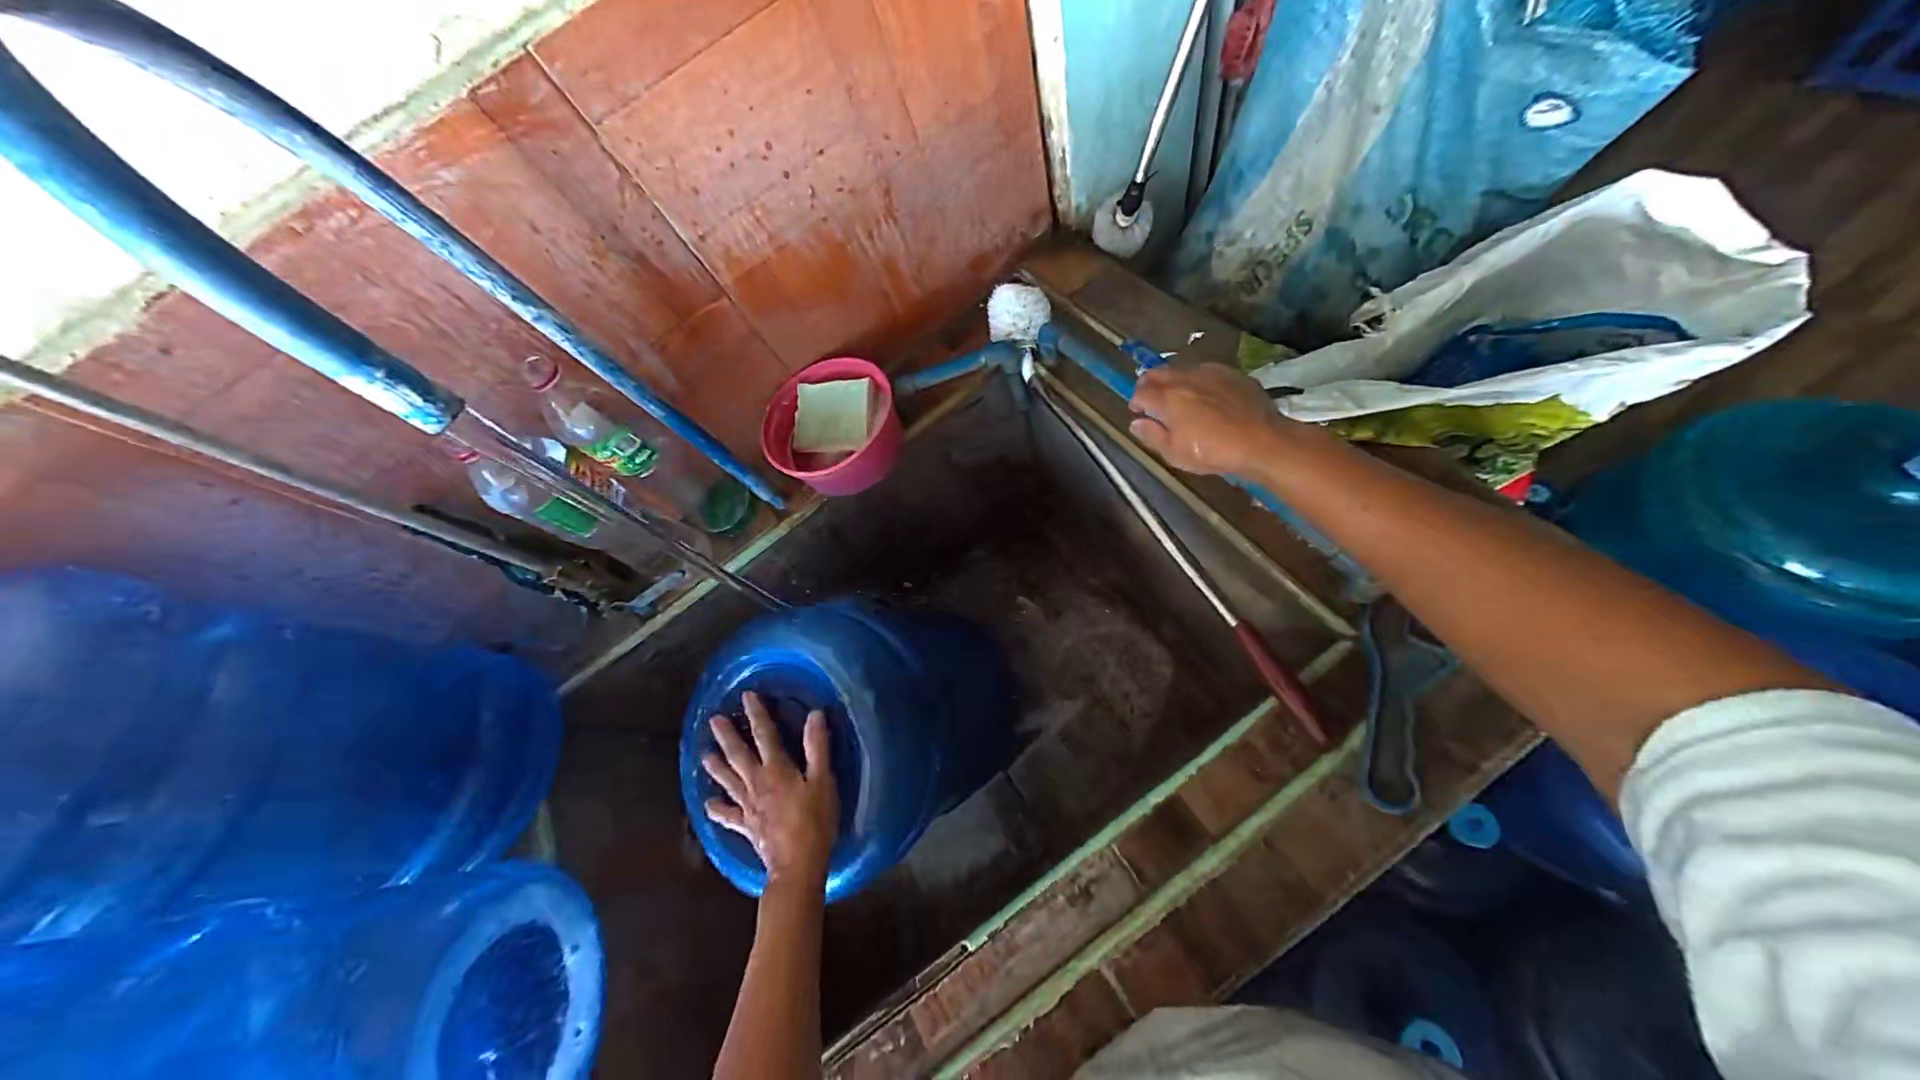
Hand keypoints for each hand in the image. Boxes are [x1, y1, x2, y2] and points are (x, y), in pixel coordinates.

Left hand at [703, 692, 838, 888]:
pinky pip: (729, 815)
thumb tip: (815, 714)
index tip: (747, 696)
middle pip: (739, 755)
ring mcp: (748, 806)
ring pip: (728, 781)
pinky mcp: (747, 826)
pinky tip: (708, 805)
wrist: (797, 864)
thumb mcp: (823, 781)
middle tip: (714, 720)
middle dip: (727, 736)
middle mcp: (757, 783)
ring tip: (704, 756)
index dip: (756, 714)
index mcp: (776, 769)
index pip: (764, 735)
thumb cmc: (814, 821)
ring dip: (716, 767)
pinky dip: (717, 809)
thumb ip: (817, 747)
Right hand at [1128, 364, 1321, 476]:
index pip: (1141, 392)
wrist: (1262, 441)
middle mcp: (1186, 379)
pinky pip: (1206, 372)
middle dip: (1149, 385)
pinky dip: (1198, 381)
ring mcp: (1210, 373)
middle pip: (1158, 373)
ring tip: (1179, 398)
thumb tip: (1136, 423)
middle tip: (1152, 400)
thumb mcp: (1176, 454)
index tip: (1138, 412)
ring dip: (1173, 381)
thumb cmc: (1214, 452)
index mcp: (1168, 399)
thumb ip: (1152, 436)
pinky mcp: (1232, 373)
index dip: (1136, 401)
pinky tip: (1206, 397)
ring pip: (1182, 370)